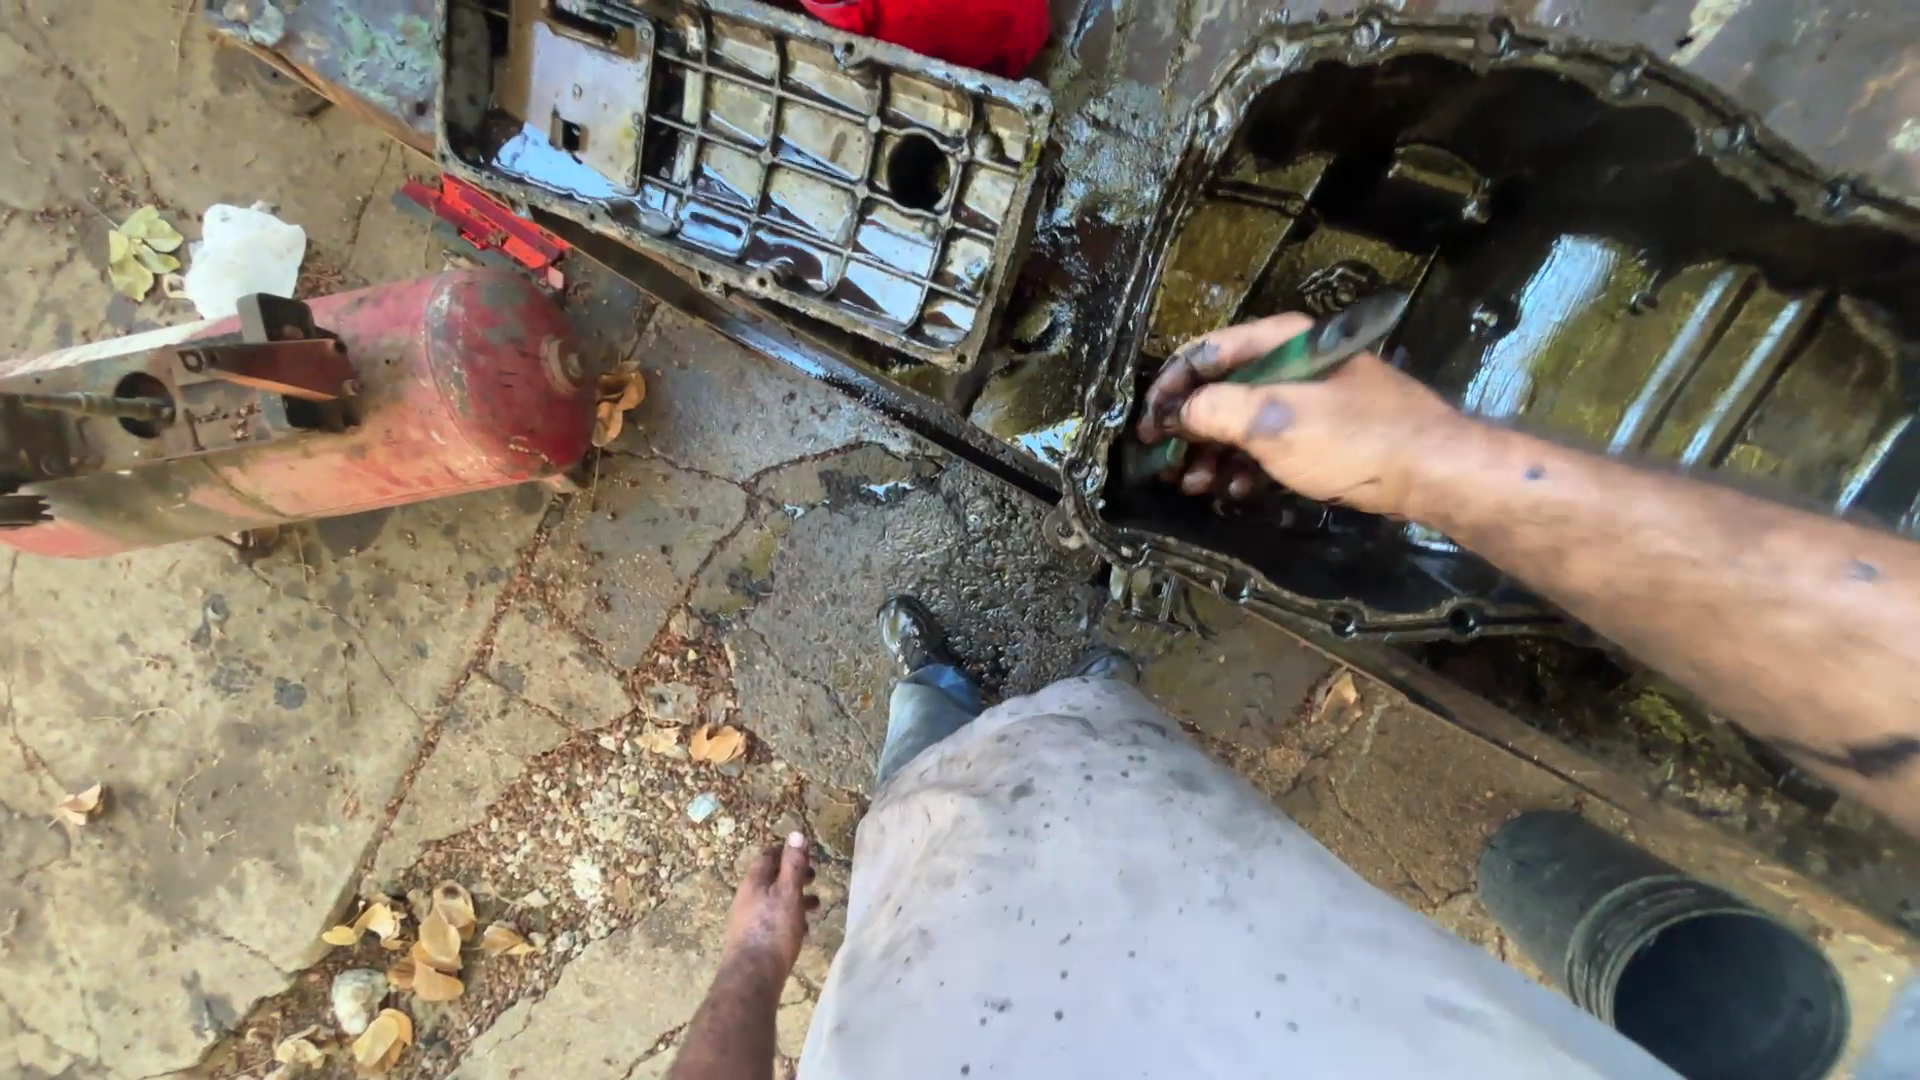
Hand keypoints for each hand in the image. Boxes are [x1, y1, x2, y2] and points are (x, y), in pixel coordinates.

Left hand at [720, 832, 816, 981]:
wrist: (751, 979)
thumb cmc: (773, 930)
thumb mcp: (788, 891)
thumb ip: (793, 864)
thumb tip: (796, 833)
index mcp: (754, 882)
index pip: (768, 856)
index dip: (786, 852)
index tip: (807, 855)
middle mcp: (746, 898)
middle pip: (771, 878)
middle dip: (793, 876)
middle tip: (814, 879)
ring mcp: (746, 920)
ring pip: (773, 900)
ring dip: (794, 898)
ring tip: (815, 906)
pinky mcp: (750, 941)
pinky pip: (771, 920)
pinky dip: (787, 918)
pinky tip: (802, 930)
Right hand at [1136, 313, 1463, 514]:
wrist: (1433, 474)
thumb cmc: (1352, 439)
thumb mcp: (1272, 420)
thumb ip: (1212, 409)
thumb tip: (1173, 413)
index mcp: (1279, 341)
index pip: (1203, 353)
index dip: (1168, 389)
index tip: (1148, 427)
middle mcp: (1287, 362)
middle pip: (1216, 391)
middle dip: (1186, 431)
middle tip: (1164, 466)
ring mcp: (1302, 398)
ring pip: (1236, 421)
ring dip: (1208, 455)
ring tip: (1193, 486)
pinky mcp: (1314, 432)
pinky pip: (1262, 443)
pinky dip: (1241, 466)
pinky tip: (1231, 491)